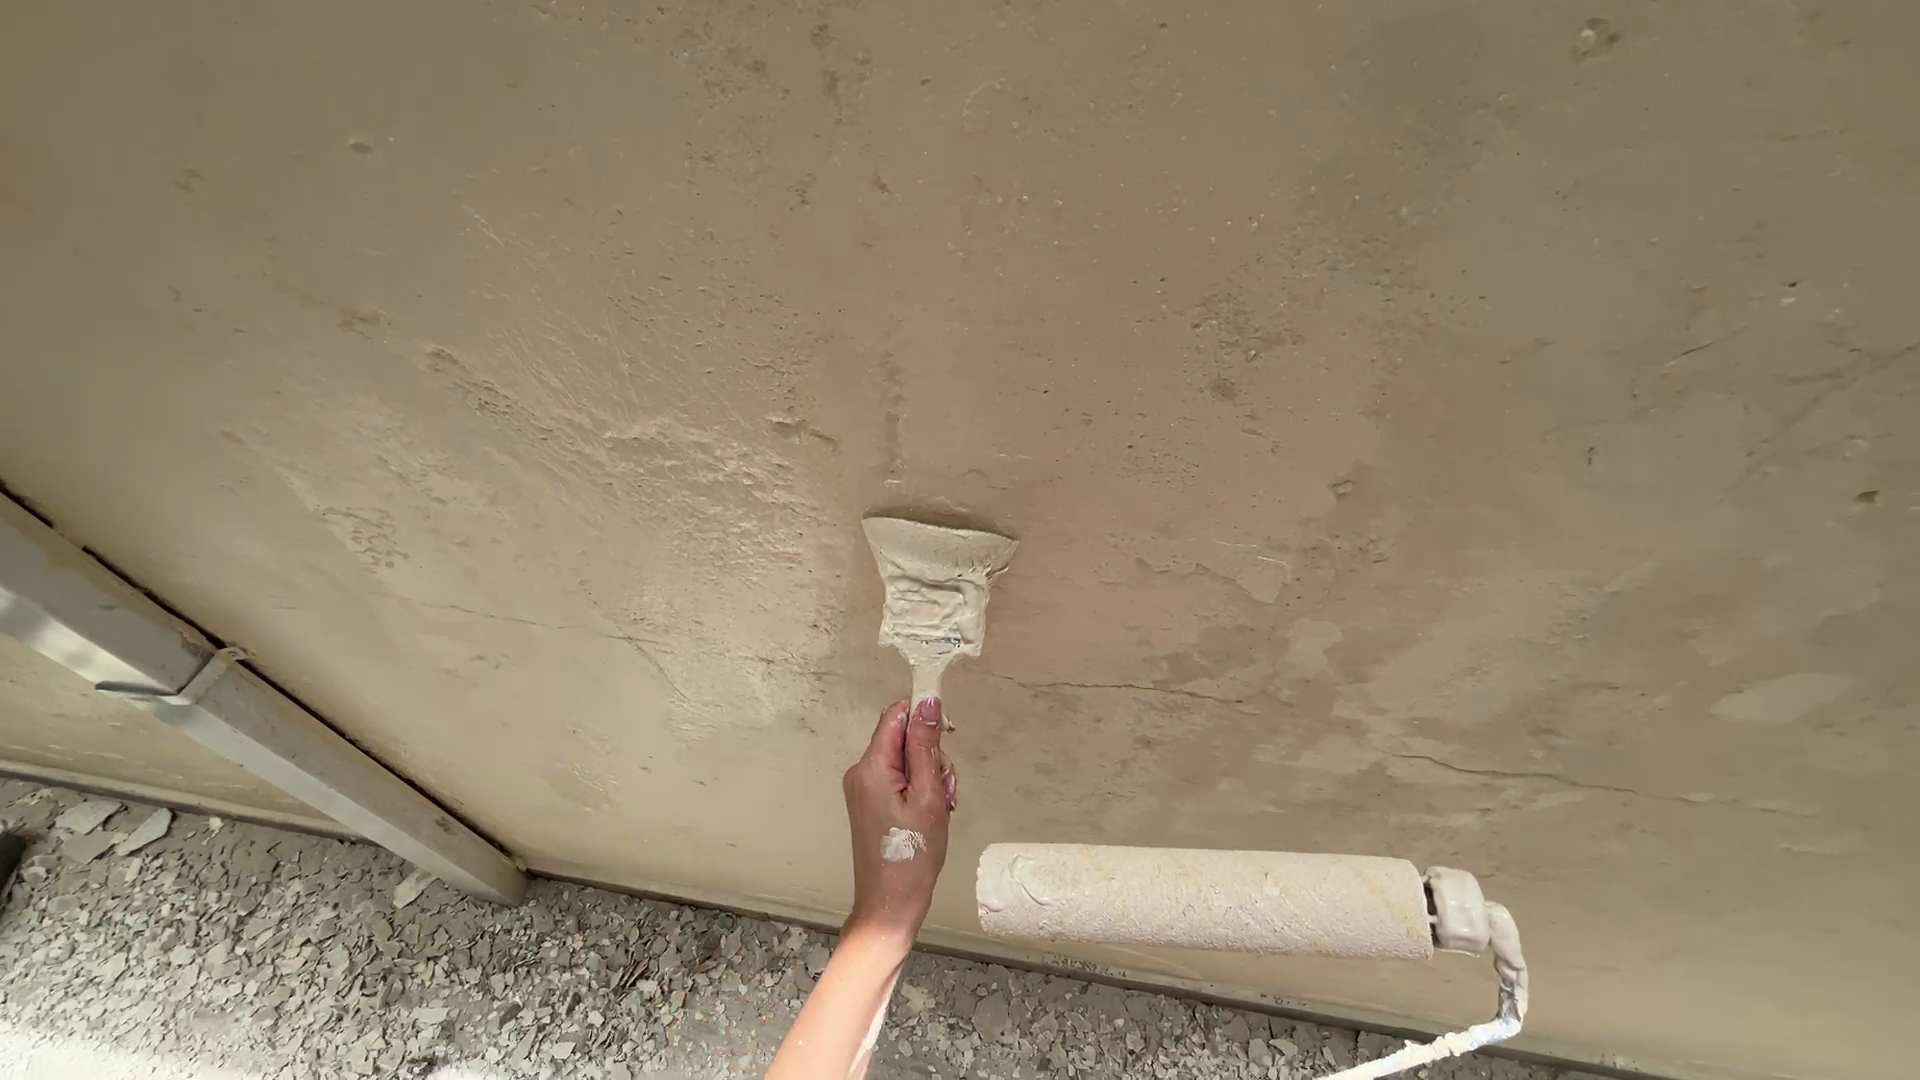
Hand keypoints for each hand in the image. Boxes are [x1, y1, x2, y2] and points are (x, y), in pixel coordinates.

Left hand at [841, 698, 954, 947]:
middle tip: (945, 790)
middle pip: (903, 738)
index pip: (897, 715)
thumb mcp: (928, 795)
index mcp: (871, 766)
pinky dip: (920, 791)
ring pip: (906, 760)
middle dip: (931, 756)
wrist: (891, 905)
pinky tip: (930, 815)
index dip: (924, 717)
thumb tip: (928, 702)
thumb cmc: (913, 854)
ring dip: (930, 777)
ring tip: (940, 809)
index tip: (948, 736)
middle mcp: (861, 771)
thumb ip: (926, 746)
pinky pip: (900, 779)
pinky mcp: (870, 802)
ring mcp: (863, 788)